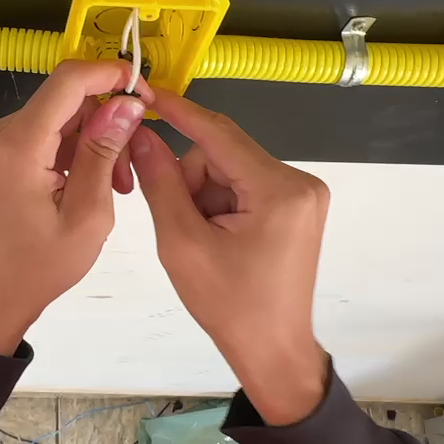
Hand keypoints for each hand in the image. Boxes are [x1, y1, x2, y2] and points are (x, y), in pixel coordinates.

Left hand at [0, 61, 152, 354]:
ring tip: (112, 185)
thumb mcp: (88, 213)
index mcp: (18, 146)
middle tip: (128, 167)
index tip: (142, 89)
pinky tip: (88, 184)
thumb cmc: (38, 266)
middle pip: (64, 100)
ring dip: (91, 142)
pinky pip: (42, 135)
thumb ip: (104, 151)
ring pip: (57, 118)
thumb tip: (126, 103)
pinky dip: (70, 151)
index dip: (109, 74)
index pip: (68, 80)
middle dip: (105, 123)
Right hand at [128, 91, 331, 424]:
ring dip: (203, 196)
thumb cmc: (228, 305)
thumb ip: (160, 182)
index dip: (178, 111)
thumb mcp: (182, 243)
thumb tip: (141, 135)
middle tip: (179, 224)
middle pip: (221, 154)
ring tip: (201, 239)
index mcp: (279, 190)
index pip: (219, 133)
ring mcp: (302, 194)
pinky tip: (216, 238)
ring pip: (228, 170)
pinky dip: (218, 204)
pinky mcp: (295, 206)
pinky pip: (241, 185)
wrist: (272, 350)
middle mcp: (300, 182)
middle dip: (190, 182)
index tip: (145, 92)